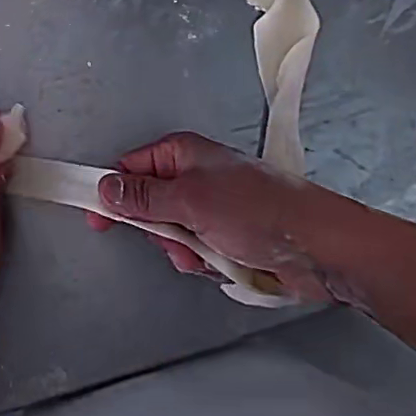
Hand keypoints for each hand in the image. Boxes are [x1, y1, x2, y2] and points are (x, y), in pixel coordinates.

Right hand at [88, 131, 379, 304]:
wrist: (319, 246)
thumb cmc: (255, 210)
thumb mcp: (189, 201)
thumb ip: (142, 196)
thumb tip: (104, 186)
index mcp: (181, 153)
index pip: (130, 167)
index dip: (112, 191)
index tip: (96, 217)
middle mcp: (193, 175)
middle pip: (148, 203)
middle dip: (156, 228)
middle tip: (172, 237)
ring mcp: (210, 206)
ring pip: (169, 232)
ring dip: (181, 249)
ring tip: (205, 253)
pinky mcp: (225, 235)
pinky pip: (194, 249)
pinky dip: (201, 260)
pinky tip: (221, 262)